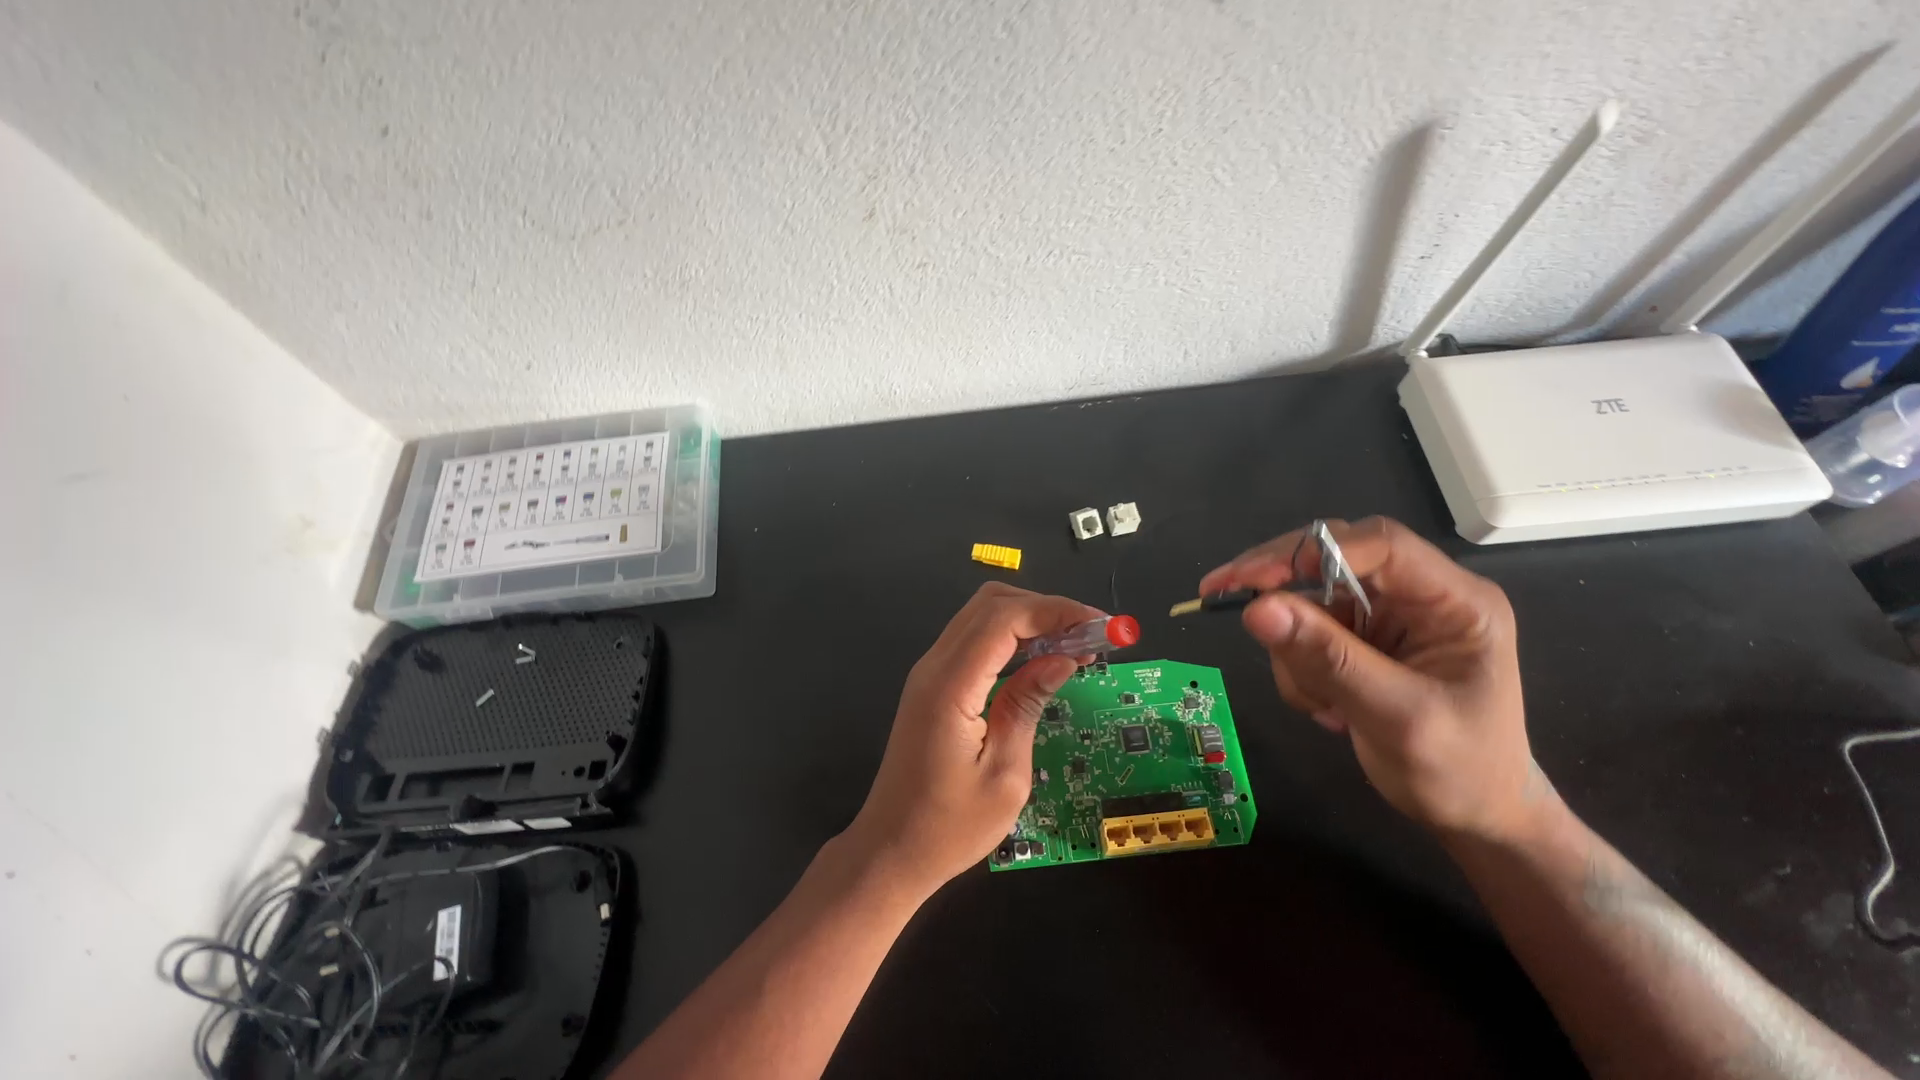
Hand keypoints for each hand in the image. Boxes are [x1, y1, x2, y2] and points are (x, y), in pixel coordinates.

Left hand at [839, 583, 1103, 899]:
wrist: (891, 850)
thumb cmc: (950, 827)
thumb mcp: (1005, 774)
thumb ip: (1028, 706)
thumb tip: (1062, 659)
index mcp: (950, 687)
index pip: (1003, 619)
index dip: (1055, 610)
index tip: (1100, 624)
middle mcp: (934, 667)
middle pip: (990, 604)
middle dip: (1045, 608)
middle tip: (1092, 635)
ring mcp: (928, 674)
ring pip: (980, 617)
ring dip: (1029, 620)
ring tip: (1075, 646)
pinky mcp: (932, 686)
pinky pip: (974, 642)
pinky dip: (1011, 638)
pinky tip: (1041, 660)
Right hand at [1200, 517, 1537, 839]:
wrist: (1474, 815)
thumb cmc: (1458, 770)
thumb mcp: (1395, 717)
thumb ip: (1328, 659)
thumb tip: (1255, 608)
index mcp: (1455, 601)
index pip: (1378, 546)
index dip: (1311, 552)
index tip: (1249, 580)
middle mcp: (1420, 595)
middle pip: (1335, 558)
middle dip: (1282, 586)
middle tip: (1219, 595)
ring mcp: (1388, 616)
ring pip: (1309, 599)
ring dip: (1295, 652)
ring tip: (1324, 707)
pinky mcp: (1362, 638)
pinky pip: (1304, 631)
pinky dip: (1298, 669)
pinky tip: (1328, 708)